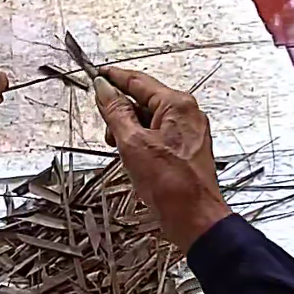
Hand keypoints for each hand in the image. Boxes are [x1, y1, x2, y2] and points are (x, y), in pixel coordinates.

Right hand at [95, 66, 231, 250]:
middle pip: (144, 101)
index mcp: (178, 105)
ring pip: (150, 121)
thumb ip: (116, 113)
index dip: (114, 78)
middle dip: (121, 114)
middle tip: (107, 131)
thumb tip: (104, 90)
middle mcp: (188, 114)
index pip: (138, 81)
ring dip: (130, 132)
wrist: (194, 218)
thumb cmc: (172, 186)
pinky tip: (135, 161)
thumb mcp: (132, 144)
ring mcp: (189, 132)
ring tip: (123, 153)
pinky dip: (142, 143)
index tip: (98, 75)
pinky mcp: (187, 150)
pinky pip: (159, 136)